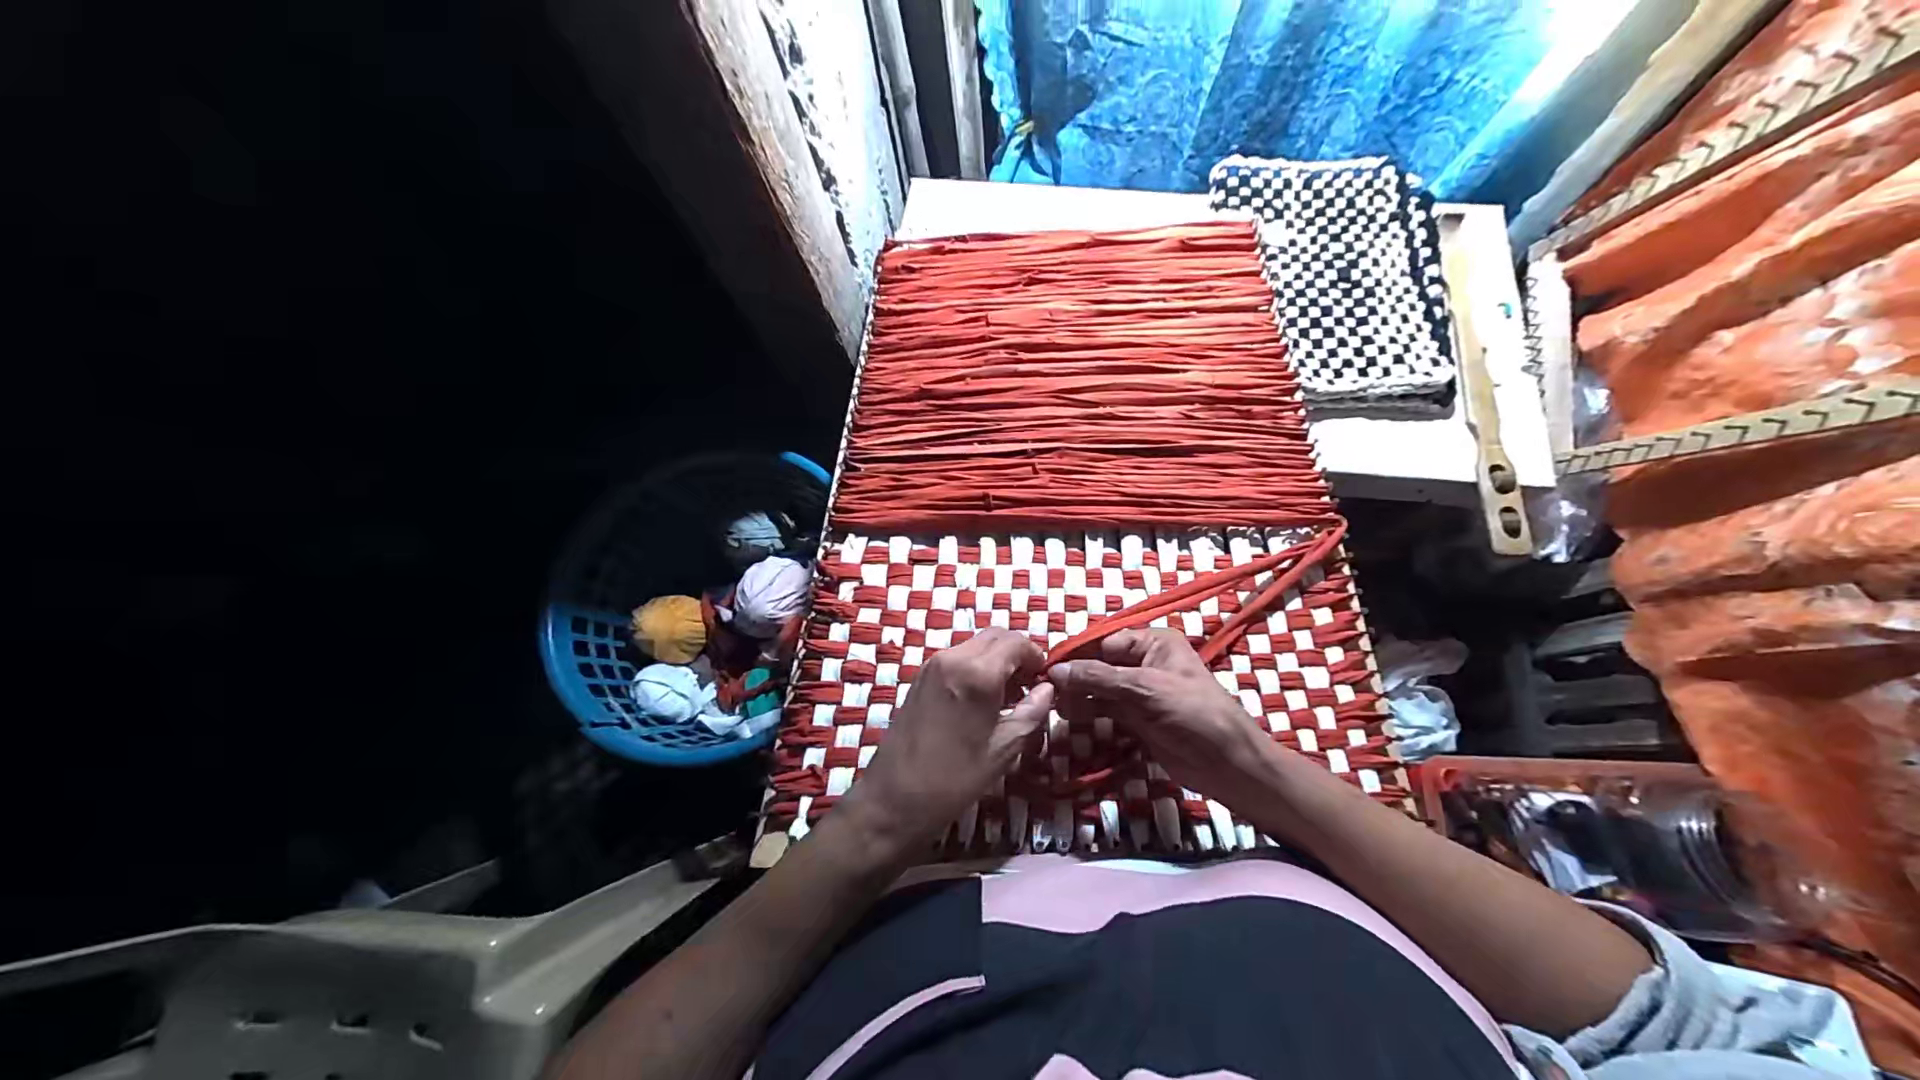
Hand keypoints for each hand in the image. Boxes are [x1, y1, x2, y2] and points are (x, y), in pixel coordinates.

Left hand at [841, 628, 1052, 849]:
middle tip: (1029, 686)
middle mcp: (953, 658)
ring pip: (976, 645)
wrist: (893, 798)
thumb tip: (1048, 690)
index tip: (1045, 680)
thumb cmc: (954, 779)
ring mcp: (933, 665)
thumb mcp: (1003, 751)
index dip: (1037, 656)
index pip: (1016, 642)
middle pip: (996, 637)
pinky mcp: (920, 677)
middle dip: (1017, 654)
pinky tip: (981, 699)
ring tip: (1007, 696)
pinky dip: (976, 666)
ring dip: (996, 660)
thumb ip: (1031, 713)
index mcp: (977, 673)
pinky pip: (957, 658)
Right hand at [1048, 629, 1280, 805]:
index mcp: (1153, 642)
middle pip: (1098, 664)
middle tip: (1046, 691)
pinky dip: (1087, 711)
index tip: (1046, 668)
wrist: (1228, 765)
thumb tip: (1055, 671)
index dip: (1075, 654)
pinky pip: (1105, 709)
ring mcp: (1139, 692)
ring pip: (1098, 687)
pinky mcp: (1136, 718)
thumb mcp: (1145, 689)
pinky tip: (1068, 717)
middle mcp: (1144, 662)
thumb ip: (1098, 678)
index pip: (1103, 641)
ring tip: (1054, 706)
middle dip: (1074, 676)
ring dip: (1077, 695)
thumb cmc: (1194, 713)